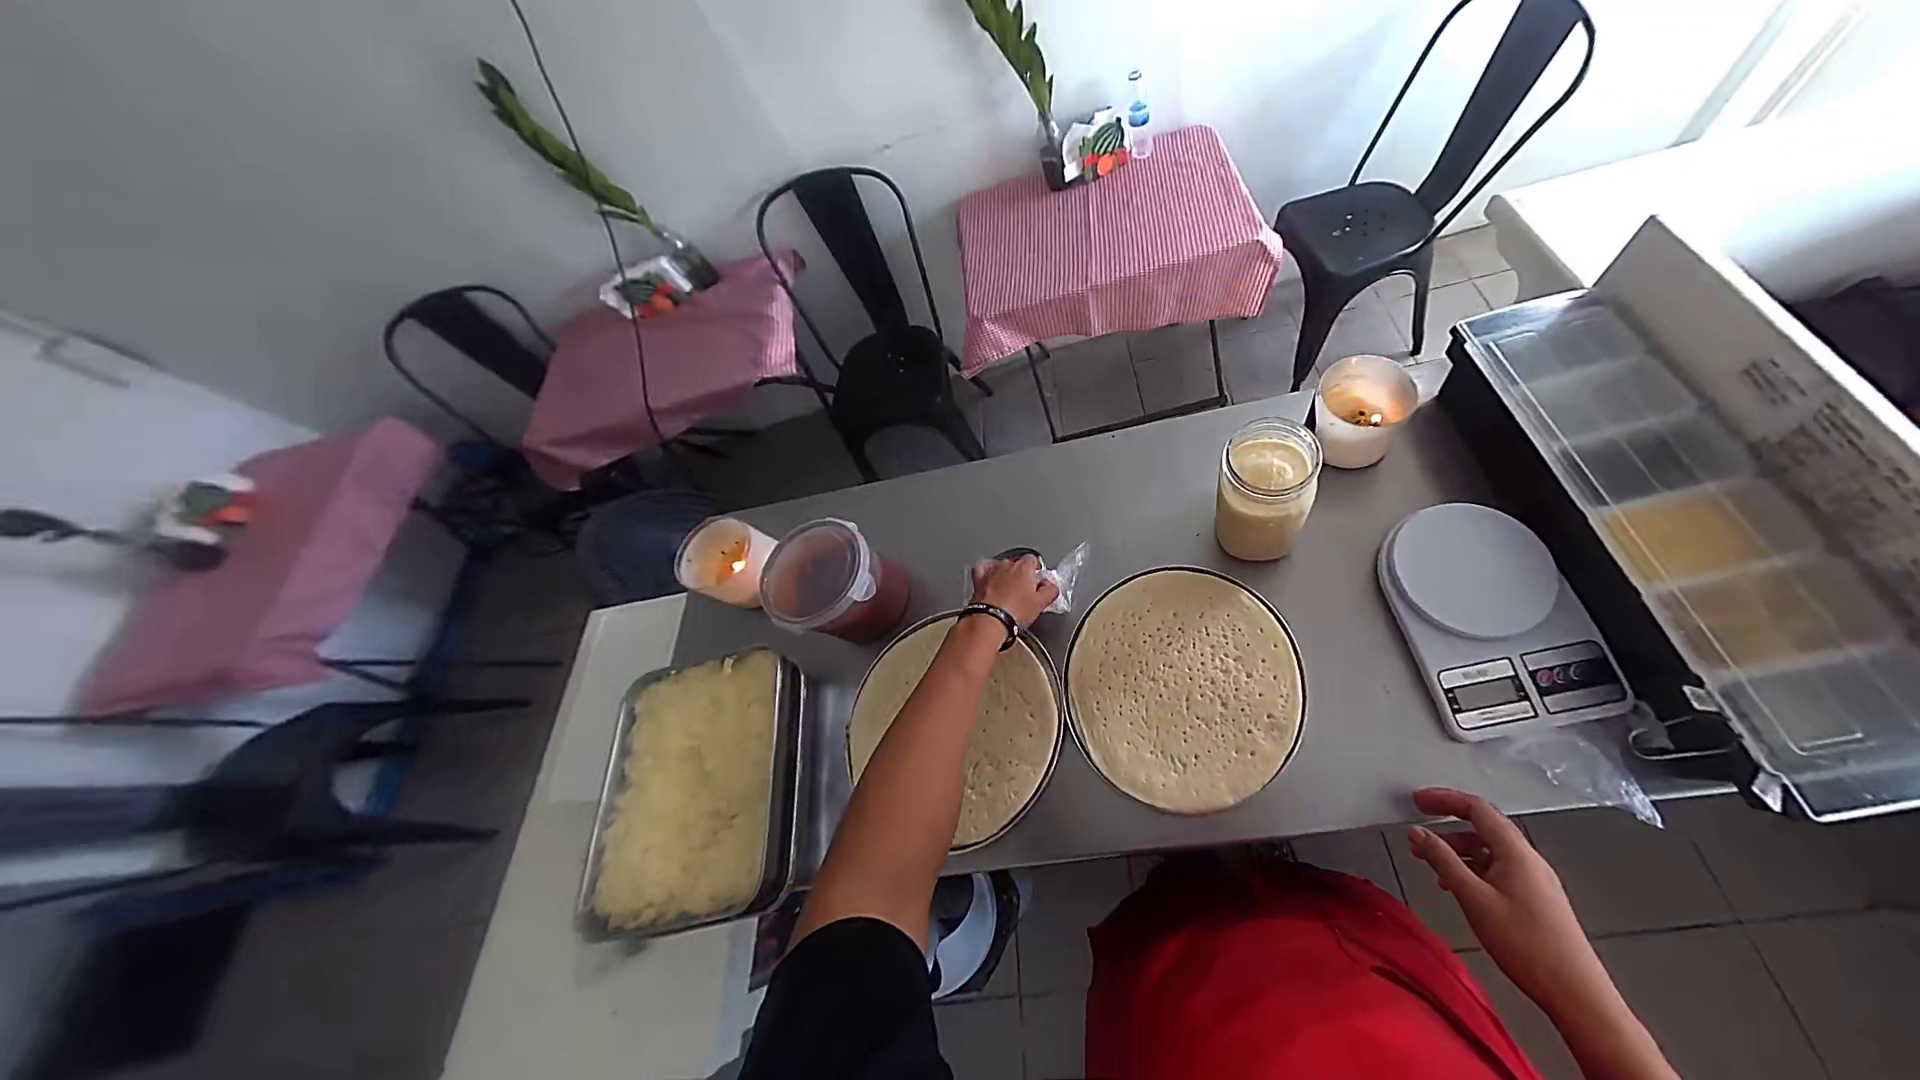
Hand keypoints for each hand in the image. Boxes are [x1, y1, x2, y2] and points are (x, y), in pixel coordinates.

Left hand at [970, 554, 1058, 626]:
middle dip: (1021, 575)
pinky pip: (983, 569)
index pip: (1033, 560)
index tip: (1038, 581)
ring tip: (1008, 591)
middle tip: (1025, 592)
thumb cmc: (1014, 612)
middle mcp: (1007, 565)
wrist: (989, 620)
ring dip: (1005, 575)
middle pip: (1017, 564)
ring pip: (1000, 566)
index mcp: (1024, 568)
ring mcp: (992, 571)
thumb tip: (1052, 586)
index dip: (1036, 570)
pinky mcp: (979, 580)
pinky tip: (990, 579)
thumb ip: (1050, 591)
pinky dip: (987, 572)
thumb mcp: (1041, 603)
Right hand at [1407, 788, 1615, 1016]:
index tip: (1418, 802)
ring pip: (1488, 850)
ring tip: (1431, 863)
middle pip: (1483, 827)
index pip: (1477, 808)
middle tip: (1418, 834)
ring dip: (1456, 850)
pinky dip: (1471, 868)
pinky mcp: (1535, 898)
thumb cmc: (1526, 944)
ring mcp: (1534, 880)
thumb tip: (1418, 832)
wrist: (1576, 994)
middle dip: (1447, 826)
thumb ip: (1442, 859)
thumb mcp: (1473, 897)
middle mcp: (1528, 861)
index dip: (1444, 799)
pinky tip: (1456, 885)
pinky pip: (1496, 869)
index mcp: (1516, 853)